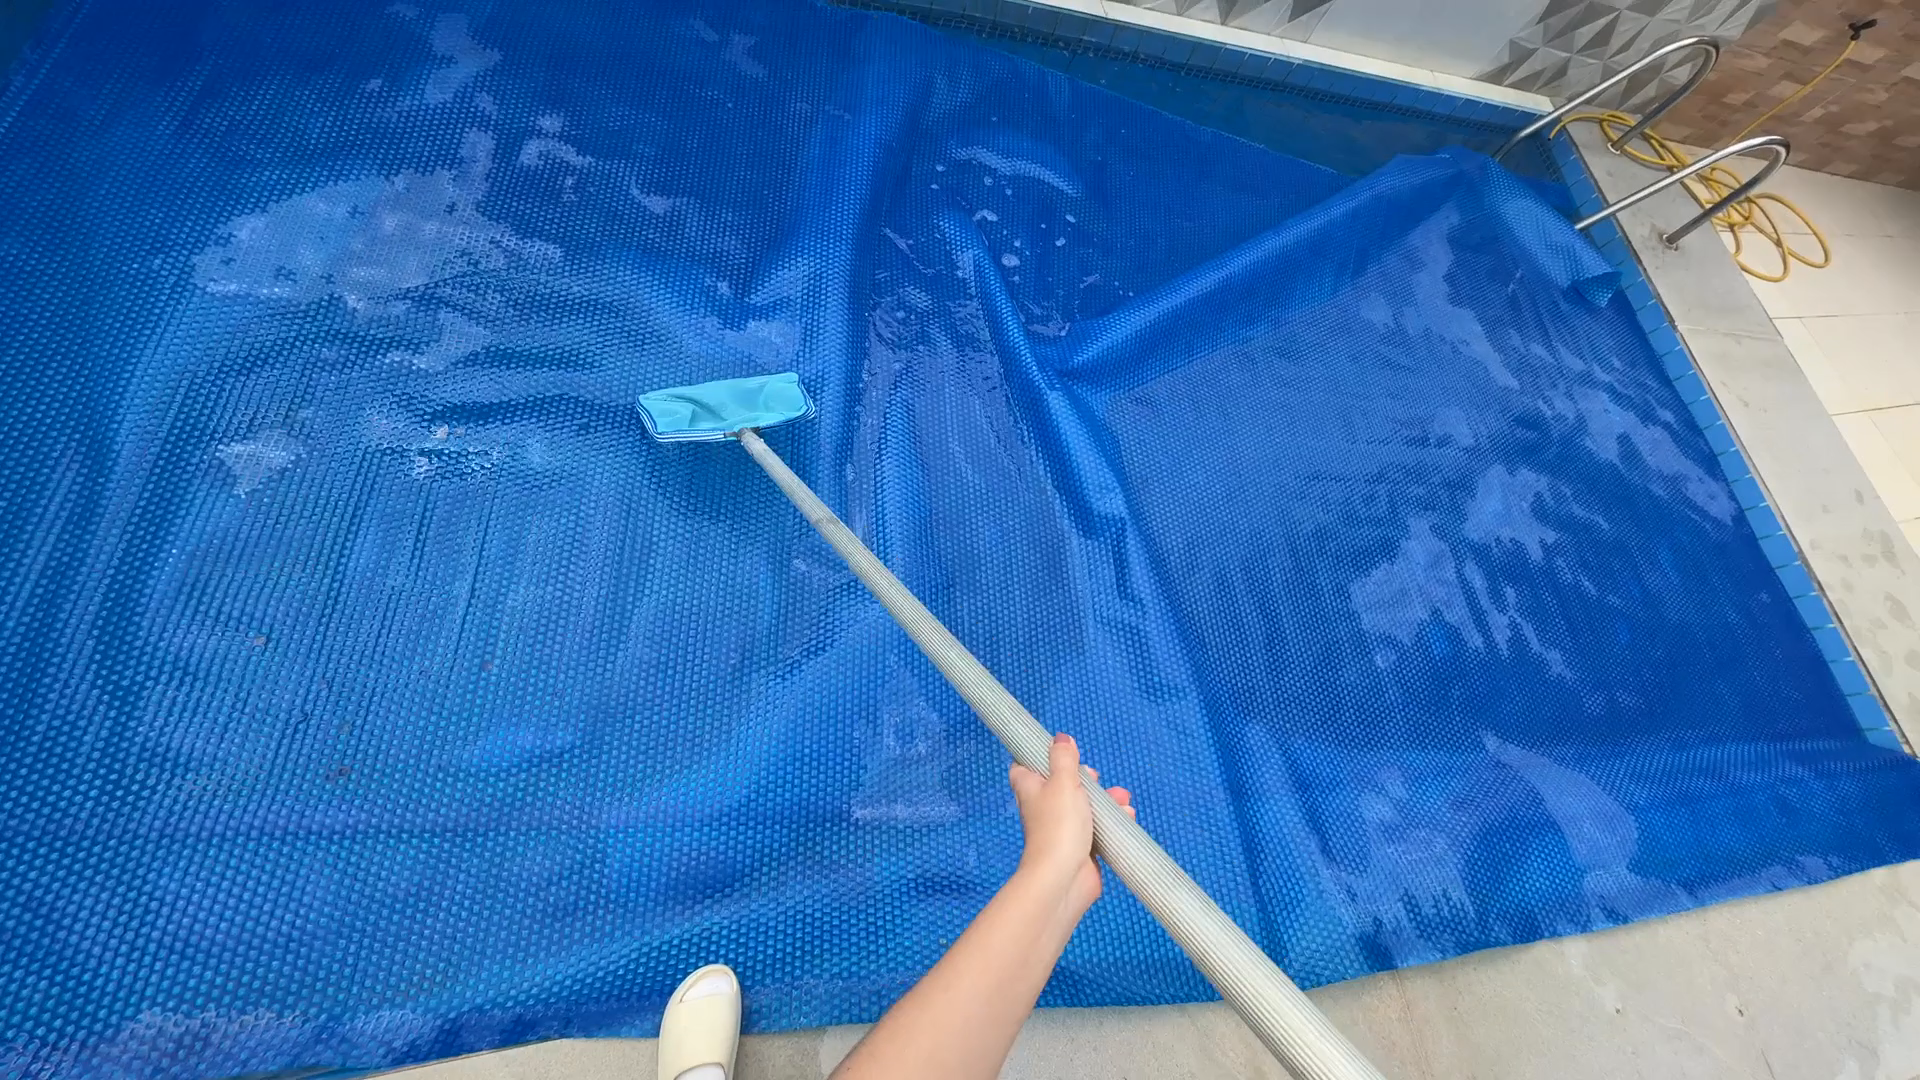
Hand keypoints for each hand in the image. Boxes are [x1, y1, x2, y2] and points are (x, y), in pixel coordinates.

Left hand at [1008, 733, 1133, 916]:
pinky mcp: (1081, 845)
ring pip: (1084, 805)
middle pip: (1062, 783)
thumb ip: (1063, 758)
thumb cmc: (1058, 824)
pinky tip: (1127, 815)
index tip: (1062, 753)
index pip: (1027, 766)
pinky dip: (1112, 820)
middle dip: (1085, 779)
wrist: (1064, 877)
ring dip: (1105, 799)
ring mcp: (1062, 827)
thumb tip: (1060, 738)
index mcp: (1030, 787)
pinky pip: (1097, 827)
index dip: (1042, 757)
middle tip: (1095, 778)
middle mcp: (1043, 806)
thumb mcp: (1062, 781)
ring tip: (1122, 798)